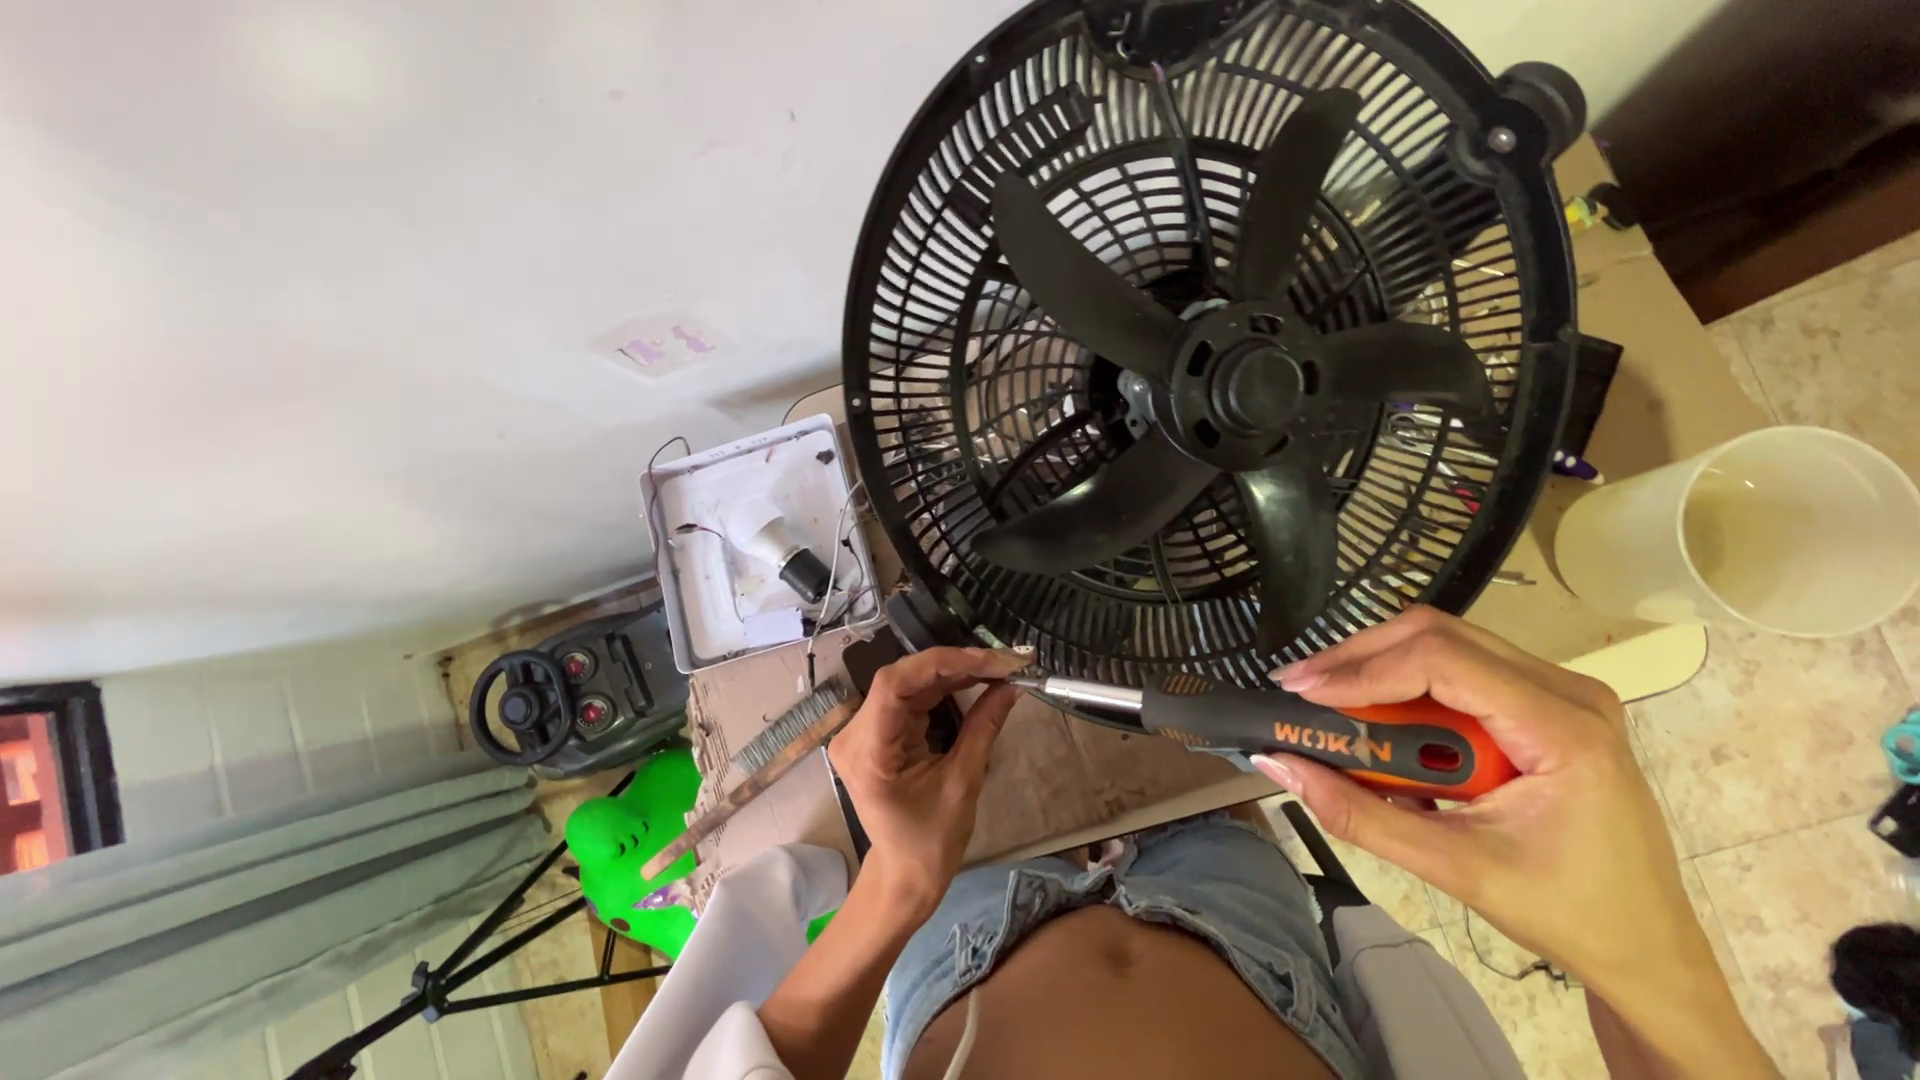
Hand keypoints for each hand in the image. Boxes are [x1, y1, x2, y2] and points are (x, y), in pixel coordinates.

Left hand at [827, 647, 1025, 916]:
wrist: (905, 873)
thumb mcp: (963, 783)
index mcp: (867, 752)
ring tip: (999, 666)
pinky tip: (978, 677)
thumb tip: (1012, 685)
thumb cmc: (930, 841)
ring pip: (911, 682)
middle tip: (1007, 661)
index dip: (943, 663)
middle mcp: (855, 733)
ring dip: (956, 671)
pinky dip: (946, 685)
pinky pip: (912, 696)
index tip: (991, 660)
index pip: (895, 685)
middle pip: (903, 678)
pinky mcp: (879, 730)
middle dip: (957, 664)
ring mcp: (864, 730)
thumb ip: (983, 727)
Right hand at [1250, 608, 1712, 1007]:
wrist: (1646, 945)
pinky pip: (1460, 669)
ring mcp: (1561, 691)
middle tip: (1299, 687)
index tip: (1299, 691)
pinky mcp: (1545, 703)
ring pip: (1446, 643)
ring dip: (1379, 666)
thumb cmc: (1565, 912)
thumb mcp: (1453, 868)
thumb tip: (1280, 765)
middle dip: (1359, 657)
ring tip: (1326, 700)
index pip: (1442, 661)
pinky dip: (1407, 687)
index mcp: (1561, 728)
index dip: (1362, 669)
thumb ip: (1358, 814)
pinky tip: (1377, 719)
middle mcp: (1566, 690)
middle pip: (1439, 635)